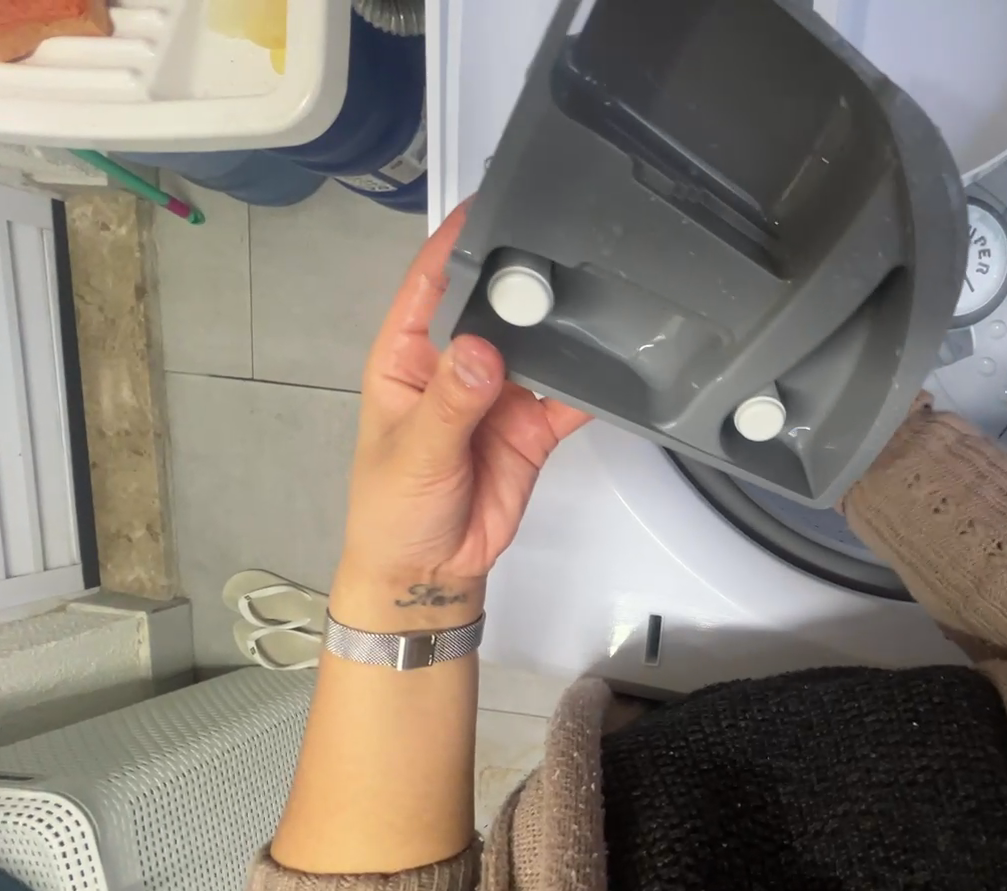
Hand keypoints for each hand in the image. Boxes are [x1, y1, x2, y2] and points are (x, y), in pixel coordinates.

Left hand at [331, 201, 589, 630]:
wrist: (433, 568)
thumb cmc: (394, 506)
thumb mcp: (413, 452)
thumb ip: (449, 403)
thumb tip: (482, 350)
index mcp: (410, 355)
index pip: (431, 286)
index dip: (456, 244)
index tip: (491, 205)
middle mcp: (458, 365)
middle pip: (494, 309)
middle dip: (524, 281)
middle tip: (568, 245)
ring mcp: (501, 395)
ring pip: (536, 349)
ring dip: (561, 330)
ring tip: (599, 293)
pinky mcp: (534, 428)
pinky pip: (566, 397)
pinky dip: (587, 386)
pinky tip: (612, 365)